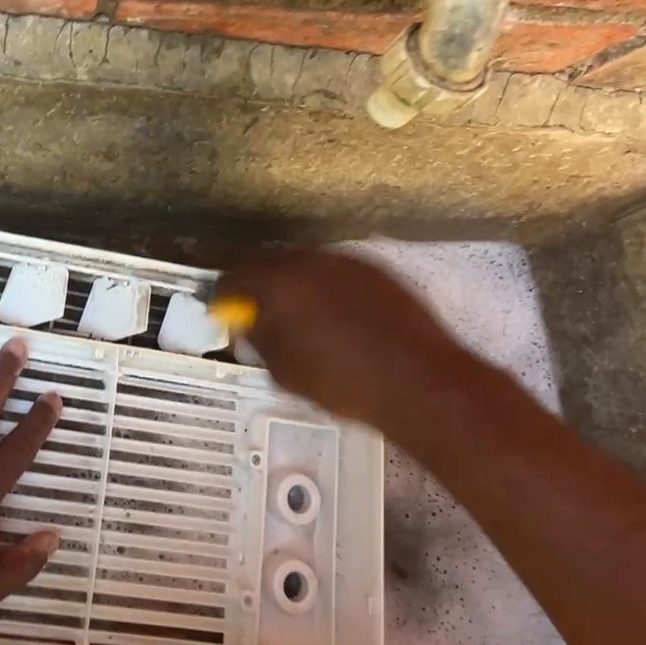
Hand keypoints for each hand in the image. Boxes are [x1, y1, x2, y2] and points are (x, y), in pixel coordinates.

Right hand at [220, 251, 470, 429]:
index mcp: (278, 282)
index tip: (223, 310)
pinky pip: (334, 272)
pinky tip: (331, 313)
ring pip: (303, 264)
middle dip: (257, 283)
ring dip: (291, 282)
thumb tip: (247, 323)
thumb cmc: (345, 382)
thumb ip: (258, 338)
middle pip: (268, 261)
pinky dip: (323, 287)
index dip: (223, 294)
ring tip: (295, 312)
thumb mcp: (285, 370)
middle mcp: (308, 261)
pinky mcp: (375, 271)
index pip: (233, 276)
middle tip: (254, 308)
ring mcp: (345, 262)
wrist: (422, 383)